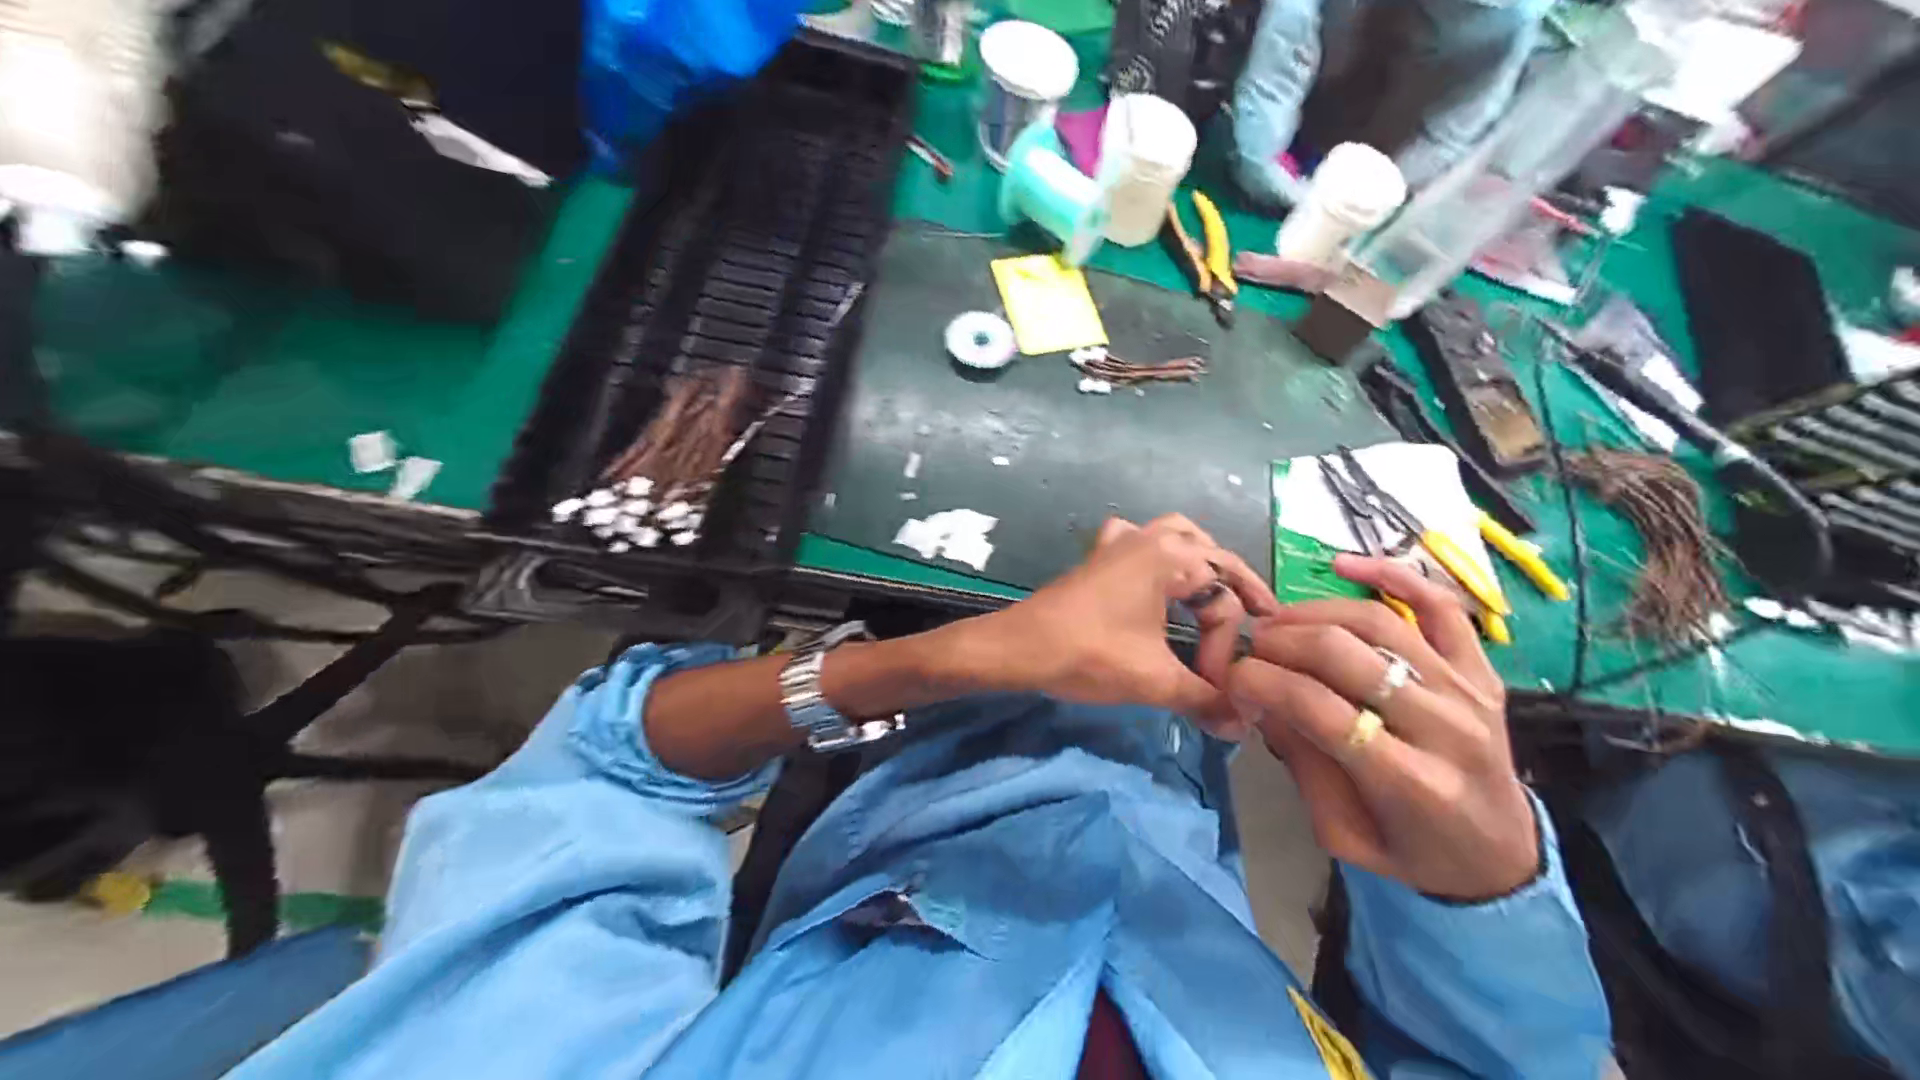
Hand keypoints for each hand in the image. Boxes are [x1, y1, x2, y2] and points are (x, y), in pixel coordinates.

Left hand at [964, 515, 1278, 734]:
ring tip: (1215, 592)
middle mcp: (1148, 537)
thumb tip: (1243, 726)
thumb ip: (1204, 699)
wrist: (1018, 648)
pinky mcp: (1097, 557)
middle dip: (1236, 588)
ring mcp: (1118, 543)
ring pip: (1174, 536)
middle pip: (1210, 554)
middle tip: (1258, 619)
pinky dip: (1156, 551)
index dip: (1226, 645)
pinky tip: (1154, 574)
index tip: (1216, 685)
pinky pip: (1137, 540)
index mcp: (1170, 556)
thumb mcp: (1154, 679)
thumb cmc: (1088, 654)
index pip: (1223, 599)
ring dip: (1200, 561)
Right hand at [1225, 555, 1538, 900]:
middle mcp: (1445, 727)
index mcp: (1409, 781)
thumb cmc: (1411, 852)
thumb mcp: (1339, 833)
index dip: (1260, 682)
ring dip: (1313, 612)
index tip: (1230, 676)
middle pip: (1343, 655)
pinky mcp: (1480, 671)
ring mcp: (1468, 691)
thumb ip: (1301, 761)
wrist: (1500, 856)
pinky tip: (1344, 564)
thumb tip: (1259, 696)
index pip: (1317, 708)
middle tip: (1248, 648)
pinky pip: (1439, 607)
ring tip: (1277, 621)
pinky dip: (1392, 575)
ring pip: (1378, 623)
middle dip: (1278, 643)